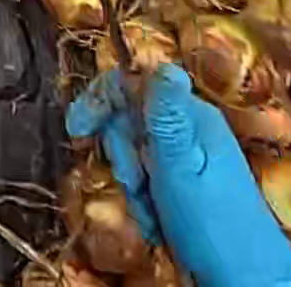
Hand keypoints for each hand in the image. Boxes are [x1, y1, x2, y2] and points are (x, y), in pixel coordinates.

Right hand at [66, 64, 290, 286]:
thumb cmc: (214, 227)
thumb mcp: (182, 168)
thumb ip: (166, 116)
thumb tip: (162, 63)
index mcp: (192, 115)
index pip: (135, 83)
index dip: (101, 99)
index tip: (76, 128)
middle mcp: (190, 128)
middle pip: (131, 116)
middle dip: (122, 151)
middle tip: (134, 184)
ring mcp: (189, 157)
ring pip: (135, 149)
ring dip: (132, 182)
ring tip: (150, 211)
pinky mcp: (186, 185)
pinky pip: (148, 178)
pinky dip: (143, 199)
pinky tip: (156, 221)